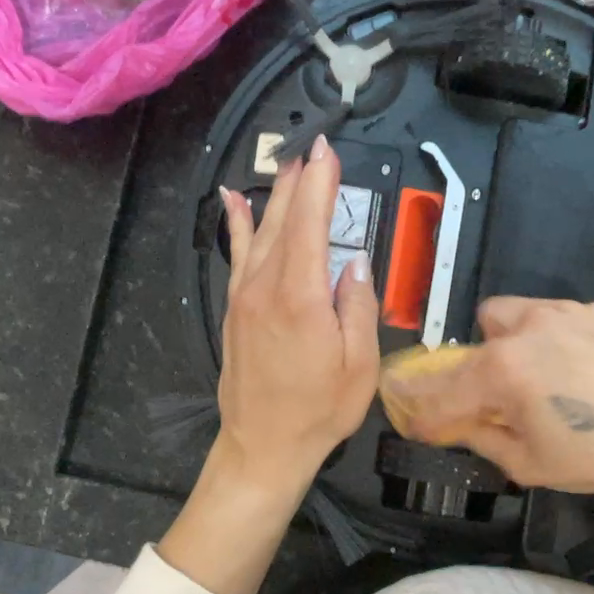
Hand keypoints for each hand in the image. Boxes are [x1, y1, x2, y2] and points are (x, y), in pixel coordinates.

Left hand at [213, 135, 378, 495]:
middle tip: (313, 148)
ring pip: (260, 233)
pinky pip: (237, 256)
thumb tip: (356, 263)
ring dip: (276, 197)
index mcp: (301, 298)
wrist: (263, 445)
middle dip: (300, 181)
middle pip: (284, 221)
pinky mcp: (235, 310)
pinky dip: (238, 226)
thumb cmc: (318, 411)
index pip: (311, 225)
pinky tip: (234, 203)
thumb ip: (358, 308)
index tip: (328, 152)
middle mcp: (267, 288)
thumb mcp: (359, 366)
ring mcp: (245, 298)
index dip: (320, 184)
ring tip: (287, 166)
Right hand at [381, 297, 593, 503]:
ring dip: (514, 340)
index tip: (416, 420)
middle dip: (480, 359)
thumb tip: (451, 426)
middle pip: (482, 327)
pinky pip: (559, 317)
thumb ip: (478, 436)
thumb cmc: (590, 457)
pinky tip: (576, 369)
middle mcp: (529, 327)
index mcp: (503, 369)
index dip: (425, 409)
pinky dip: (555, 339)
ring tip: (539, 373)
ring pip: (519, 312)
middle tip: (495, 389)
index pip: (448, 388)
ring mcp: (567, 313)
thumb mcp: (524, 461)